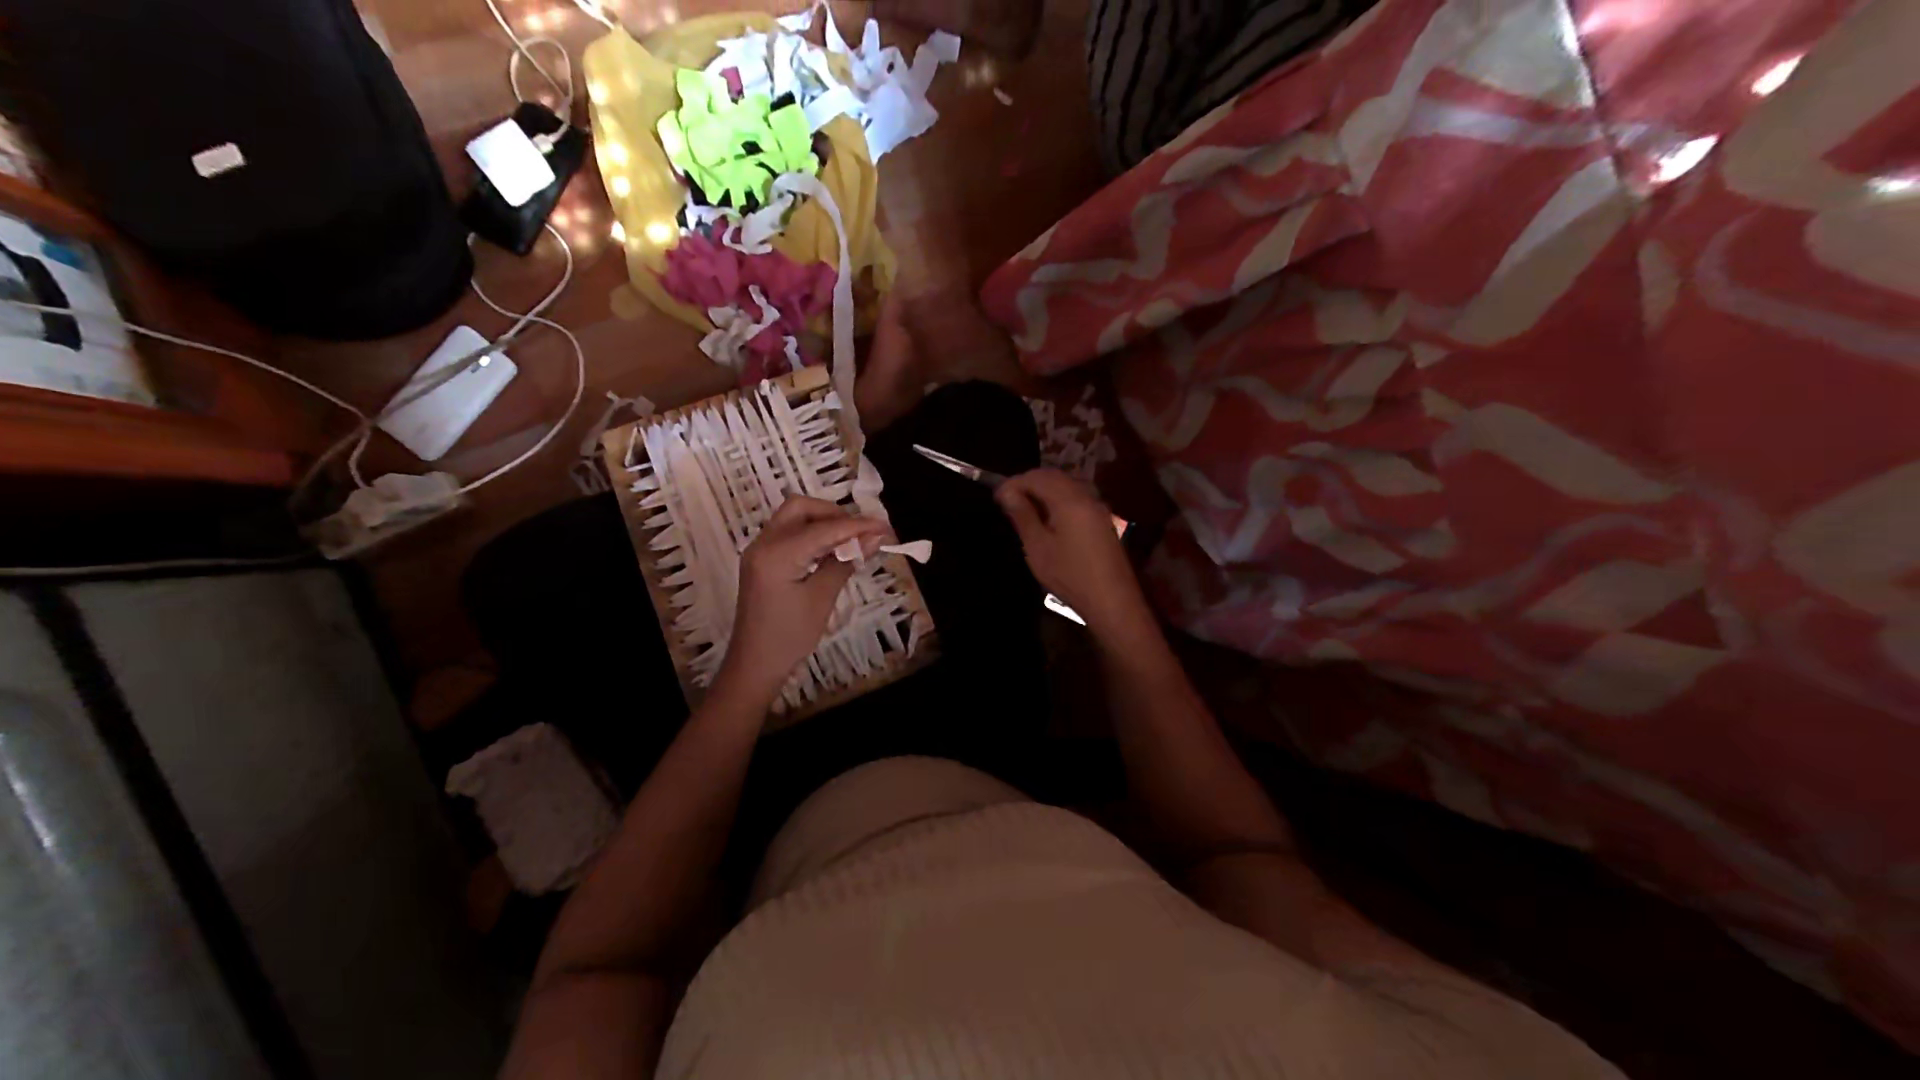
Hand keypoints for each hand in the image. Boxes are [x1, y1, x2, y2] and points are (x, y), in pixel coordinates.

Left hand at [717, 497, 887, 703]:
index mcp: (777, 554)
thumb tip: (873, 539)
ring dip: (823, 522)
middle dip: (834, 514)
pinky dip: (812, 533)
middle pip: (801, 508)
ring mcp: (759, 550)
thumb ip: (845, 562)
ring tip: (851, 540)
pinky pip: (789, 533)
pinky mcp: (762, 559)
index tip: (885, 526)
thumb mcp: (821, 599)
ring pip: (794, 517)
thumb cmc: (790, 636)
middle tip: (861, 532)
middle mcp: (764, 543)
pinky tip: (832, 550)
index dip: (856, 525)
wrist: (755, 663)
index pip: (823, 528)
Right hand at [995, 469, 1153, 637]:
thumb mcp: (1038, 547)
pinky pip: (1076, 496)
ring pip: (1066, 484)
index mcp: (1069, 500)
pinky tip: (1048, 517)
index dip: (1014, 483)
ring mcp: (1097, 507)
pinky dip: (1058, 498)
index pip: (1036, 477)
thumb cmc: (1070, 575)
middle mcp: (1086, 495)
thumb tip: (1007, 493)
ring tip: (1024, 508)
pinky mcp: (1102, 519)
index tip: (996, 497)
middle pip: (1054, 476)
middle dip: (1029, 483)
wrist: (1112, 600)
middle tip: (1008, 500)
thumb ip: (1023, 516)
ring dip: (1044, 489)